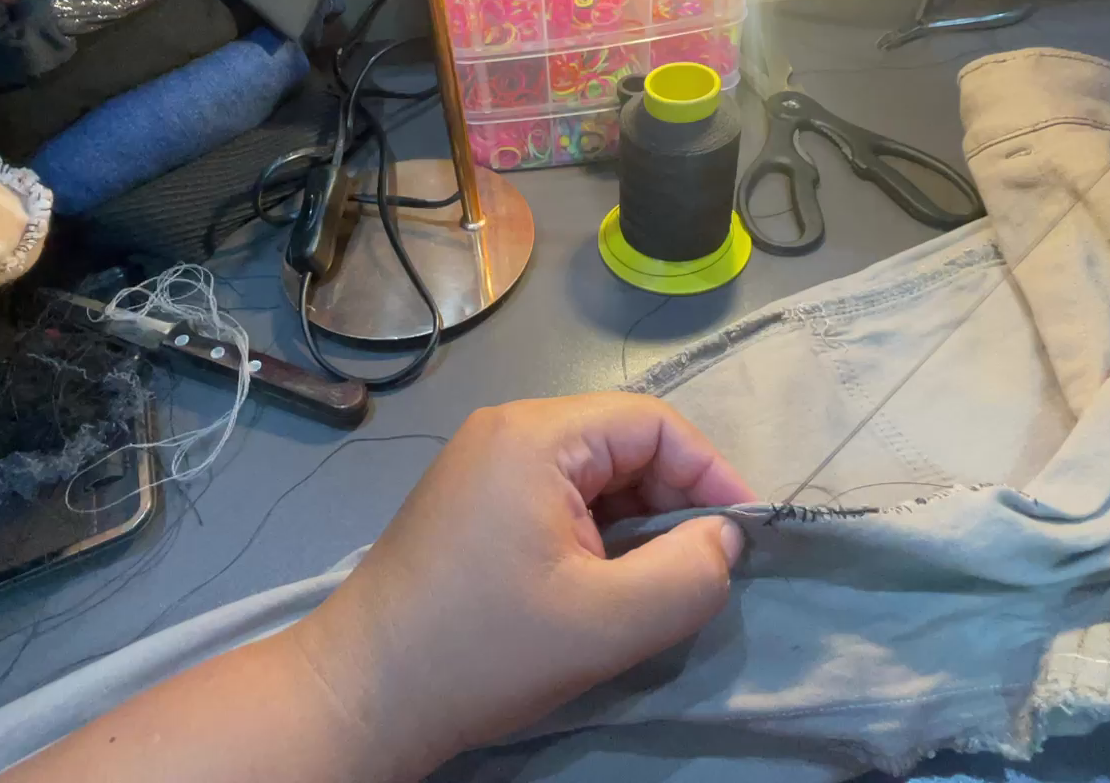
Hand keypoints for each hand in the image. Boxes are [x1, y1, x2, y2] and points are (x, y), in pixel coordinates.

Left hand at [287, 393, 754, 777]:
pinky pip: (556, 492)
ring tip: (656, 579)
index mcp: (534, 433)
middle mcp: (507, 428)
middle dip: (671, 498)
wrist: (366, 687)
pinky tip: (603, 576)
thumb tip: (724, 535)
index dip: (708, 470)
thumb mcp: (606, 623)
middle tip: (701, 567)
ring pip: (590, 470)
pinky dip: (595, 528)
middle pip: (618, 441)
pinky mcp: (474, 494)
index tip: (743, 534)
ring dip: (635, 518)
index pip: (648, 423)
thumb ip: (687, 576)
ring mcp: (484, 459)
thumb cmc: (483, 648)